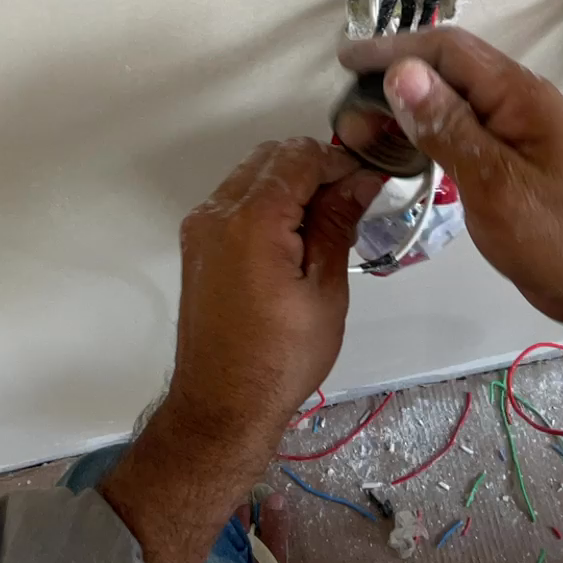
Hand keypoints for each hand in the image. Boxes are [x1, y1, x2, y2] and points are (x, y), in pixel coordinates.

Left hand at [162, 137, 383, 442]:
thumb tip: (360, 179)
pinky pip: (234, 197)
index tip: (366, 183)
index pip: (299, 157)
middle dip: (313, 166)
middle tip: (348, 200)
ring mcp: (201, 225)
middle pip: (271, 156)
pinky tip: (291, 232)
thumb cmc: (282, 356)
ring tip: (322, 218)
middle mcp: (218, 210)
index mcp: (253, 219)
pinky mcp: (196, 242)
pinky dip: (265, 198)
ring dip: (288, 180)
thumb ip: (336, 223)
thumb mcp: (324, 290)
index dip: (338, 162)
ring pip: (251, 172)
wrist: (221, 405)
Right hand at [340, 29, 562, 525]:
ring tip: (364, 130)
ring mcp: (517, 132)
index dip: (393, 49)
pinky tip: (403, 151)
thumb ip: (449, 128)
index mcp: (520, 95)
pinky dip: (426, 135)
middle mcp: (518, 103)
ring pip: (452, 103)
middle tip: (349, 107)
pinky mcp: (512, 161)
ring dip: (406, 110)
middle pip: (447, 72)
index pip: (448, 50)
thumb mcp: (497, 185)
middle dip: (394, 80)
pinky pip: (461, 132)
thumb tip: (401, 73)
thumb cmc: (561, 240)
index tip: (347, 60)